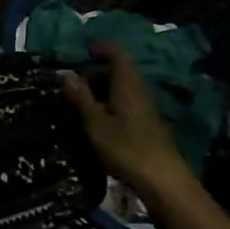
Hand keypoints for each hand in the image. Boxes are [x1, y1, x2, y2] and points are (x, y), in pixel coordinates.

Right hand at [62, 41, 196, 200]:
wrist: (162, 179)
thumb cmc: (125, 148)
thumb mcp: (95, 124)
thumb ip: (82, 98)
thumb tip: (67, 74)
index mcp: (128, 85)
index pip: (118, 55)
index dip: (102, 49)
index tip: (84, 52)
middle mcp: (140, 91)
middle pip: (120, 71)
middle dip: (96, 73)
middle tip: (74, 85)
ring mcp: (146, 108)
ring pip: (123, 88)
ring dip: (102, 90)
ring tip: (80, 104)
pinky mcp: (147, 124)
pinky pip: (126, 103)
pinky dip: (110, 103)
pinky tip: (97, 120)